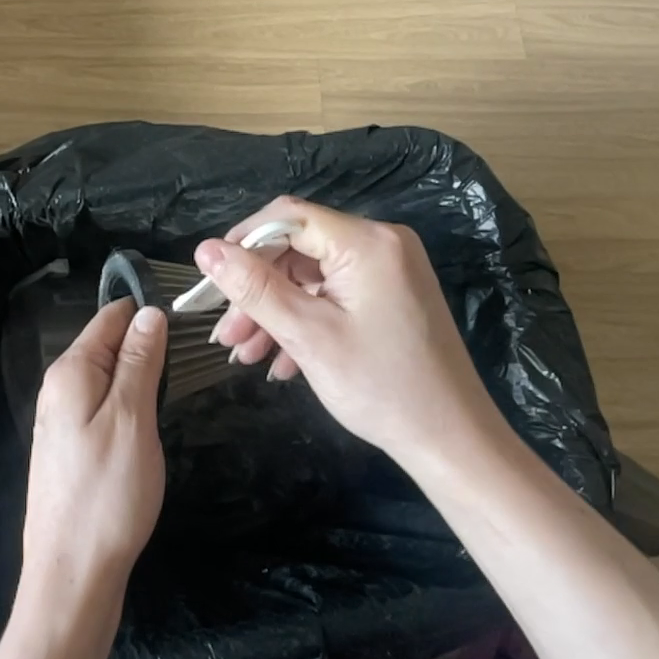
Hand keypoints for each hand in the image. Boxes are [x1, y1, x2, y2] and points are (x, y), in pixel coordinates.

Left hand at [21, 297, 167, 584]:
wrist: (72, 575)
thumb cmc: (107, 493)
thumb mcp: (133, 418)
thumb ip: (140, 361)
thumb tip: (148, 311)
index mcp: (71, 372)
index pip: (110, 318)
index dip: (147, 315)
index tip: (185, 324)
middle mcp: (58, 388)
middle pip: (108, 346)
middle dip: (145, 348)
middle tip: (187, 366)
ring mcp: (60, 420)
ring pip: (107, 379)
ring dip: (138, 380)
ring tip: (171, 393)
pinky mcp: (68, 448)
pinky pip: (101, 407)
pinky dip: (127, 408)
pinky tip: (145, 428)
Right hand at [197, 196, 505, 463]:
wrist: (453, 441)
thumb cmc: (380, 387)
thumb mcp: (307, 334)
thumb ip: (254, 287)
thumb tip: (205, 250)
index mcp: (366, 241)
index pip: (287, 217)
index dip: (242, 243)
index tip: (211, 284)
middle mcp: (380, 243)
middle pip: (297, 248)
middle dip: (256, 290)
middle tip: (225, 334)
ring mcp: (388, 271)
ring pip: (311, 276)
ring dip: (274, 312)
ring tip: (244, 355)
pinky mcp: (390, 296)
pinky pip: (334, 295)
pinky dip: (304, 321)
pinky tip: (279, 362)